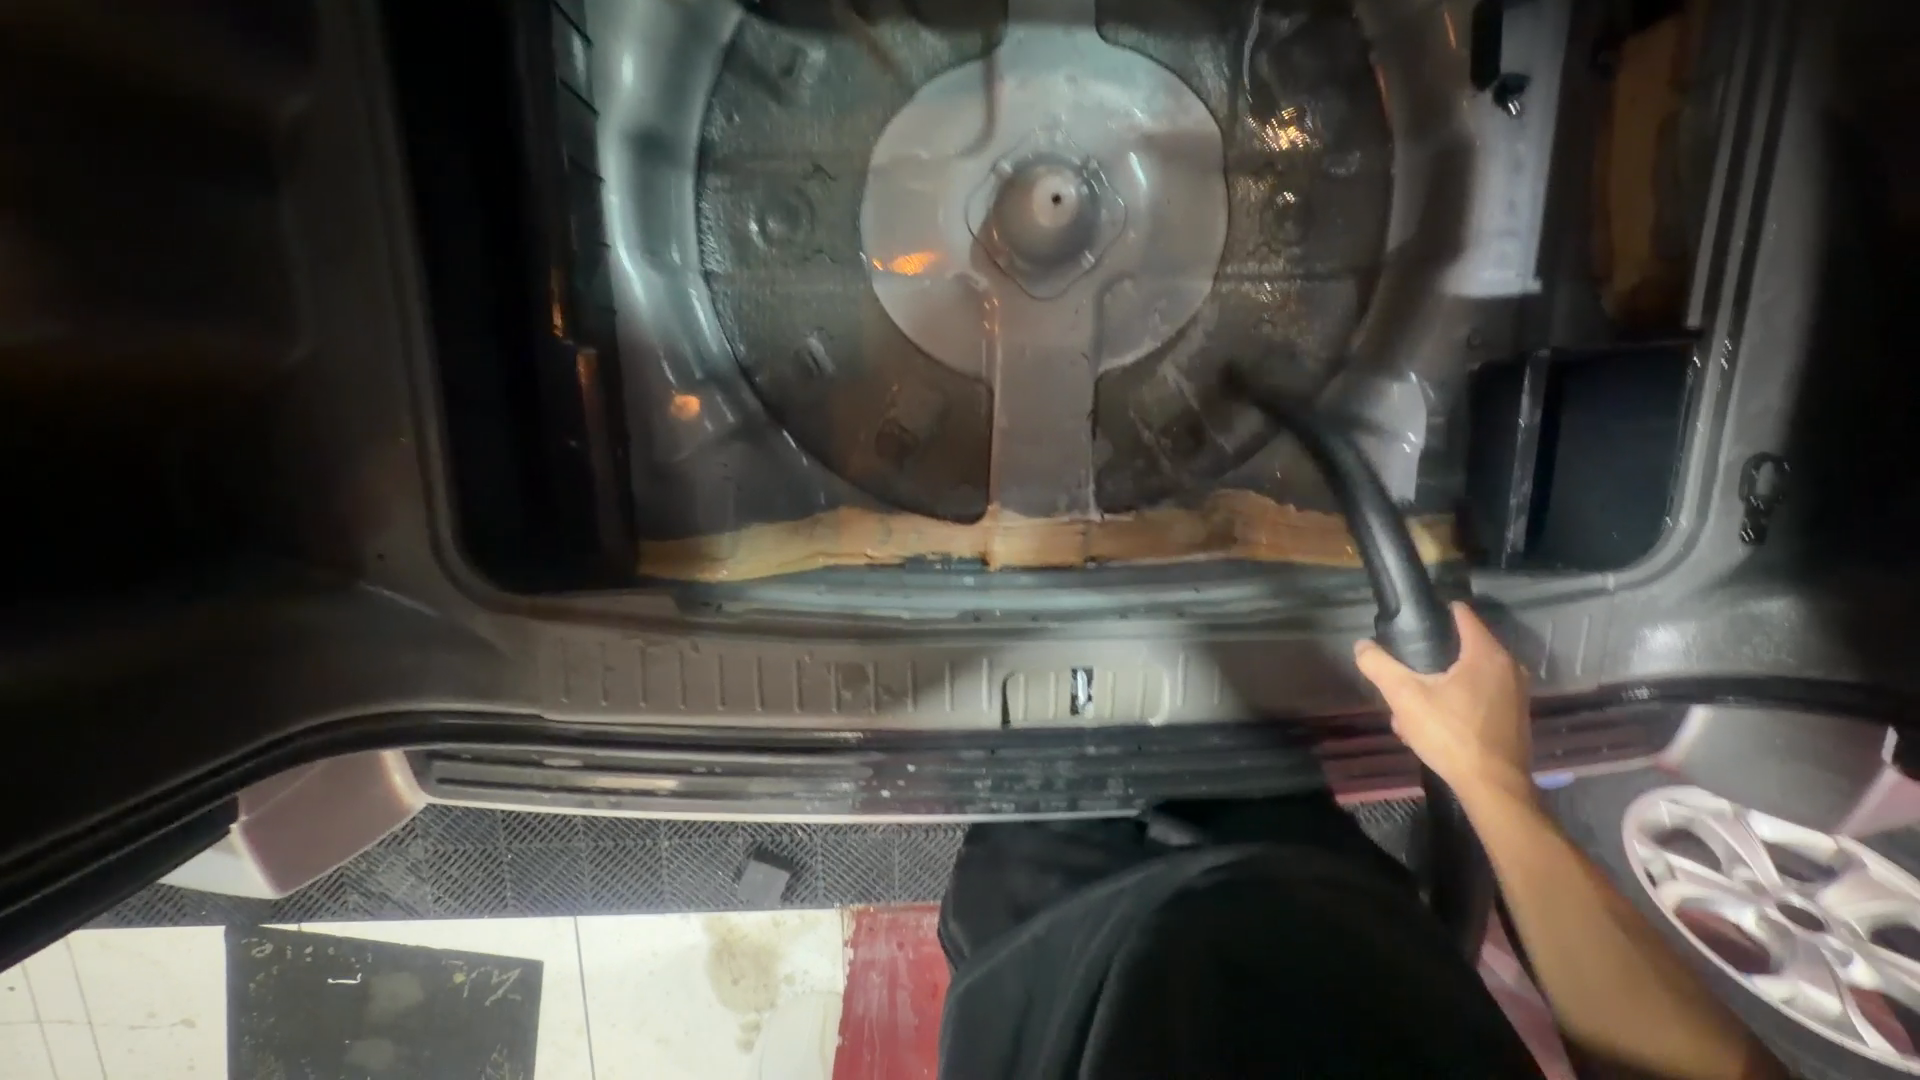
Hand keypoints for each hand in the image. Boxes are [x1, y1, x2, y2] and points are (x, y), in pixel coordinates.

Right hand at [1353, 602, 1533, 802]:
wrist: (1492, 786)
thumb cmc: (1450, 733)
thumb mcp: (1404, 696)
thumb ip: (1379, 666)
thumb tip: (1362, 645)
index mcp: (1486, 654)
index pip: (1463, 616)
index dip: (1439, 611)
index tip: (1416, 617)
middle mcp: (1509, 668)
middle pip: (1464, 648)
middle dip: (1434, 657)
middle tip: (1407, 669)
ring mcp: (1516, 694)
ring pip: (1469, 676)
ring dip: (1441, 685)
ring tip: (1414, 703)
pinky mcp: (1515, 718)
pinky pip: (1480, 697)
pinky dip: (1457, 702)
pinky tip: (1434, 723)